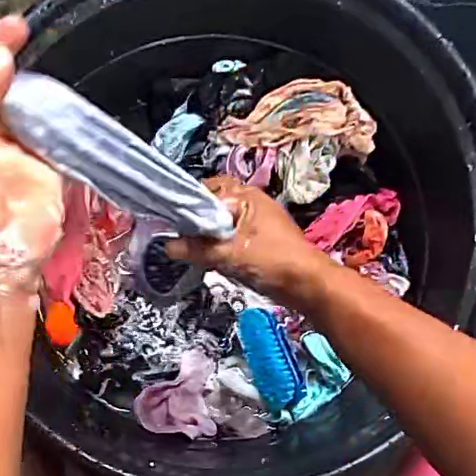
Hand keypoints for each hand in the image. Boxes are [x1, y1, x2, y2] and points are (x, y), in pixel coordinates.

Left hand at [0, 16, 64, 307]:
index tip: (13, 26)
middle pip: (0, 86)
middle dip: (10, 58)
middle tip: (27, 32)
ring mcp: (17, 152)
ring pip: (28, 106)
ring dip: (37, 82)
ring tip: (47, 55)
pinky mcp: (46, 170)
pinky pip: (54, 132)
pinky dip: (60, 113)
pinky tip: (65, 94)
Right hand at [167, 177, 341, 302]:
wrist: (308, 284)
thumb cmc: (272, 262)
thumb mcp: (229, 256)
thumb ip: (196, 250)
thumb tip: (167, 246)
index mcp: (246, 197)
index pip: (206, 190)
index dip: (186, 204)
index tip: (167, 219)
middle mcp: (251, 202)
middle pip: (213, 203)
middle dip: (195, 218)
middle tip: (177, 234)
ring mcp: (256, 220)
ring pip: (220, 219)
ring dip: (205, 232)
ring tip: (188, 246)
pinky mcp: (257, 238)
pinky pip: (229, 233)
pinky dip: (216, 242)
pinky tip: (206, 256)